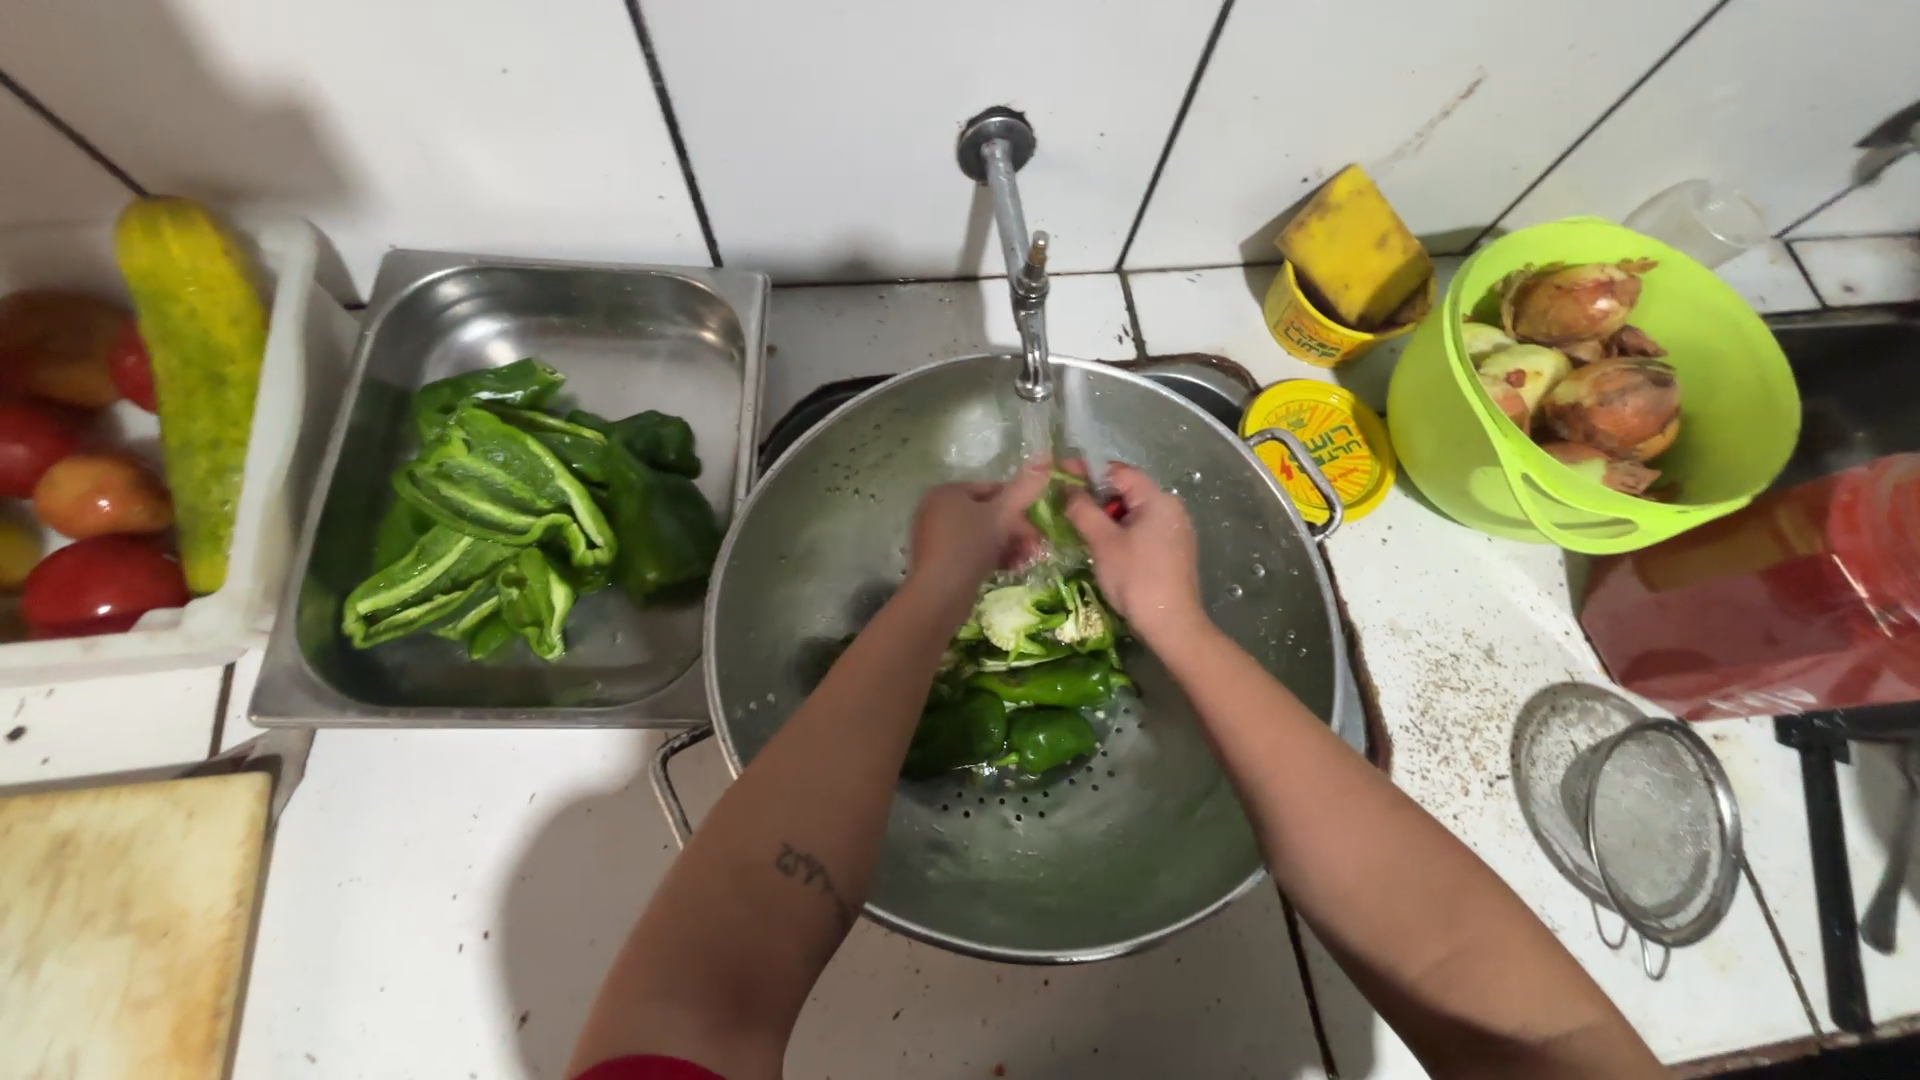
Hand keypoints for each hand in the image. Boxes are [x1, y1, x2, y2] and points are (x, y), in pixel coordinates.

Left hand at [904, 466, 1049, 621]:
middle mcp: (937, 509)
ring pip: (982, 535)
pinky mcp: (940, 561)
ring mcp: (937, 536)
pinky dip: (993, 557)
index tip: (1039, 523)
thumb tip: (1046, 458)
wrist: (938, 595)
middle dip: (1016, 530)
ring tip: (1027, 559)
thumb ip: (1024, 489)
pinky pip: (972, 552)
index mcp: (948, 491)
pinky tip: (1011, 568)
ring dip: (1009, 545)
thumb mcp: (1001, 515)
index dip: (1019, 504)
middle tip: (1037, 545)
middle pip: (988, 514)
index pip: (992, 489)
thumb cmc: (969, 546)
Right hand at [1063, 463, 1208, 644]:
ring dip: (1107, 518)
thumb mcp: (1103, 542)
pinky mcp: (1173, 551)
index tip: (1061, 479)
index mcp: (1158, 499)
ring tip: (1081, 530)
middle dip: (1096, 498)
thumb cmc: (1136, 578)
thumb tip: (1067, 489)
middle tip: (1067, 509)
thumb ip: (1083, 510)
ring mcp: (1175, 531)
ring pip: (1133, 513)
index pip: (1119, 472)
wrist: (1171, 624)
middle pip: (1127, 491)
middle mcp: (1172, 509)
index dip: (1088, 472)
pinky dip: (1121, 533)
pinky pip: (1143, 531)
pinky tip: (1104, 549)